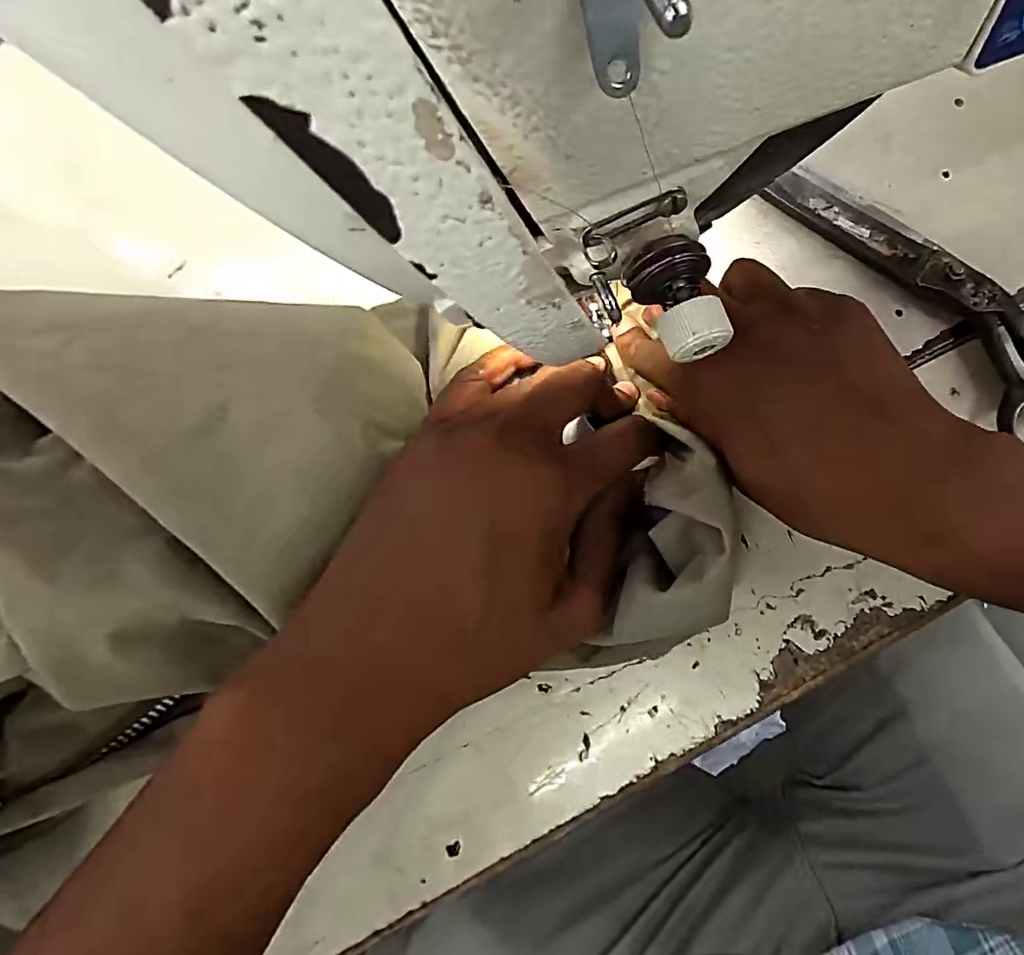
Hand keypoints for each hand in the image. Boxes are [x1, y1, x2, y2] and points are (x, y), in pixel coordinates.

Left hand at [267, 349, 660, 732]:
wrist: (366, 654)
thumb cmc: (479, 642)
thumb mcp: (575, 611)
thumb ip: (613, 540)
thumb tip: (631, 486)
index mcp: (555, 485)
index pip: (628, 434)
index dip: (653, 436)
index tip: (657, 446)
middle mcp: (512, 440)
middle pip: (581, 379)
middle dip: (611, 393)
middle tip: (615, 419)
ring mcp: (462, 428)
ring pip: (530, 368)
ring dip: (564, 377)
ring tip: (573, 402)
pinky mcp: (427, 432)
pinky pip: (475, 375)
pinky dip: (508, 368)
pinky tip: (521, 384)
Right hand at [616, 259, 1007, 568]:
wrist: (907, 472)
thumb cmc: (822, 490)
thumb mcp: (745, 470)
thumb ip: (705, 424)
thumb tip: (681, 398)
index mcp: (712, 383)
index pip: (650, 345)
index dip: (639, 347)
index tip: (639, 348)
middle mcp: (745, 336)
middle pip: (687, 299)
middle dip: (679, 318)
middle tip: (692, 339)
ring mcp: (794, 313)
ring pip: (742, 278)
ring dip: (734, 301)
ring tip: (750, 330)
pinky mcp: (837, 307)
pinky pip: (797, 293)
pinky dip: (790, 312)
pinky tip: (807, 345)